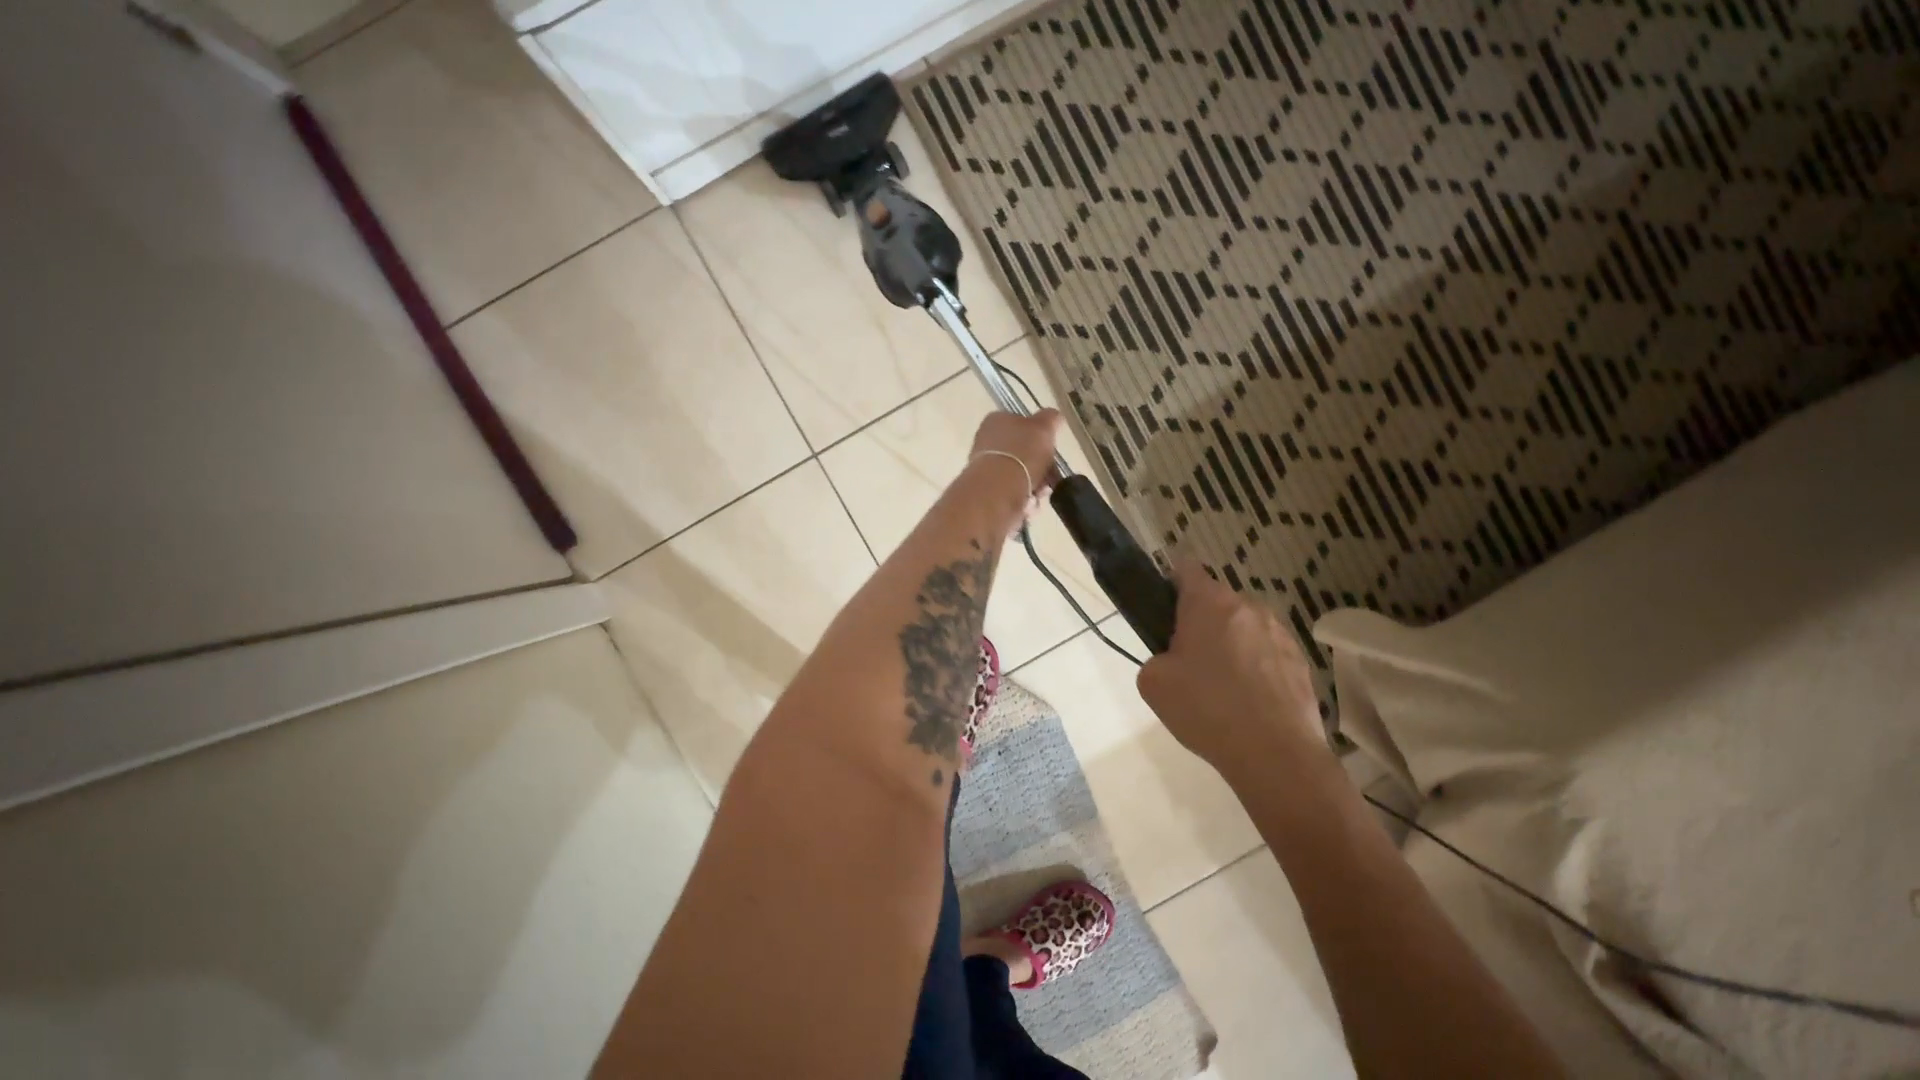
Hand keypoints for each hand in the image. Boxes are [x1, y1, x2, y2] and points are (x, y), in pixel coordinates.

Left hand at [970, 410, 1063, 533]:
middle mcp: (986, 442)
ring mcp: (984, 468)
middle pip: (1022, 453)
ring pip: (1020, 476)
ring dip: (1034, 486)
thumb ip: (1051, 419)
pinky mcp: (986, 492)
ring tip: (1039, 493)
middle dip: (1040, 467)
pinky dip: (1023, 500)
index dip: (1039, 436)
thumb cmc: (1022, 453)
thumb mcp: (1044, 427)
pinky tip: (1028, 505)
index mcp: (996, 421)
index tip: (1051, 450)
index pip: (1021, 423)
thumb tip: (1054, 416)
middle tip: (1051, 477)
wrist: (998, 490)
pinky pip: (1012, 494)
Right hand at [1136, 560, 1326, 778]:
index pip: (1186, 569)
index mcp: (1209, 603)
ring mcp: (1280, 633)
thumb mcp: (1153, 683)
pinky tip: (1249, 704)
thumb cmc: (1206, 709)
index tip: (1164, 611)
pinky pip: (1268, 655)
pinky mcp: (1301, 661)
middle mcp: (1249, 607)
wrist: (1274, 753)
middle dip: (1202, 623)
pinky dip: (1257, 669)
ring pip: (1245, 629)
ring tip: (1223, 689)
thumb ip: (1158, 657)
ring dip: (1232, 646)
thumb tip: (1174, 660)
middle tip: (1188, 662)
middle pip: (1218, 602)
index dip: (1171, 584)